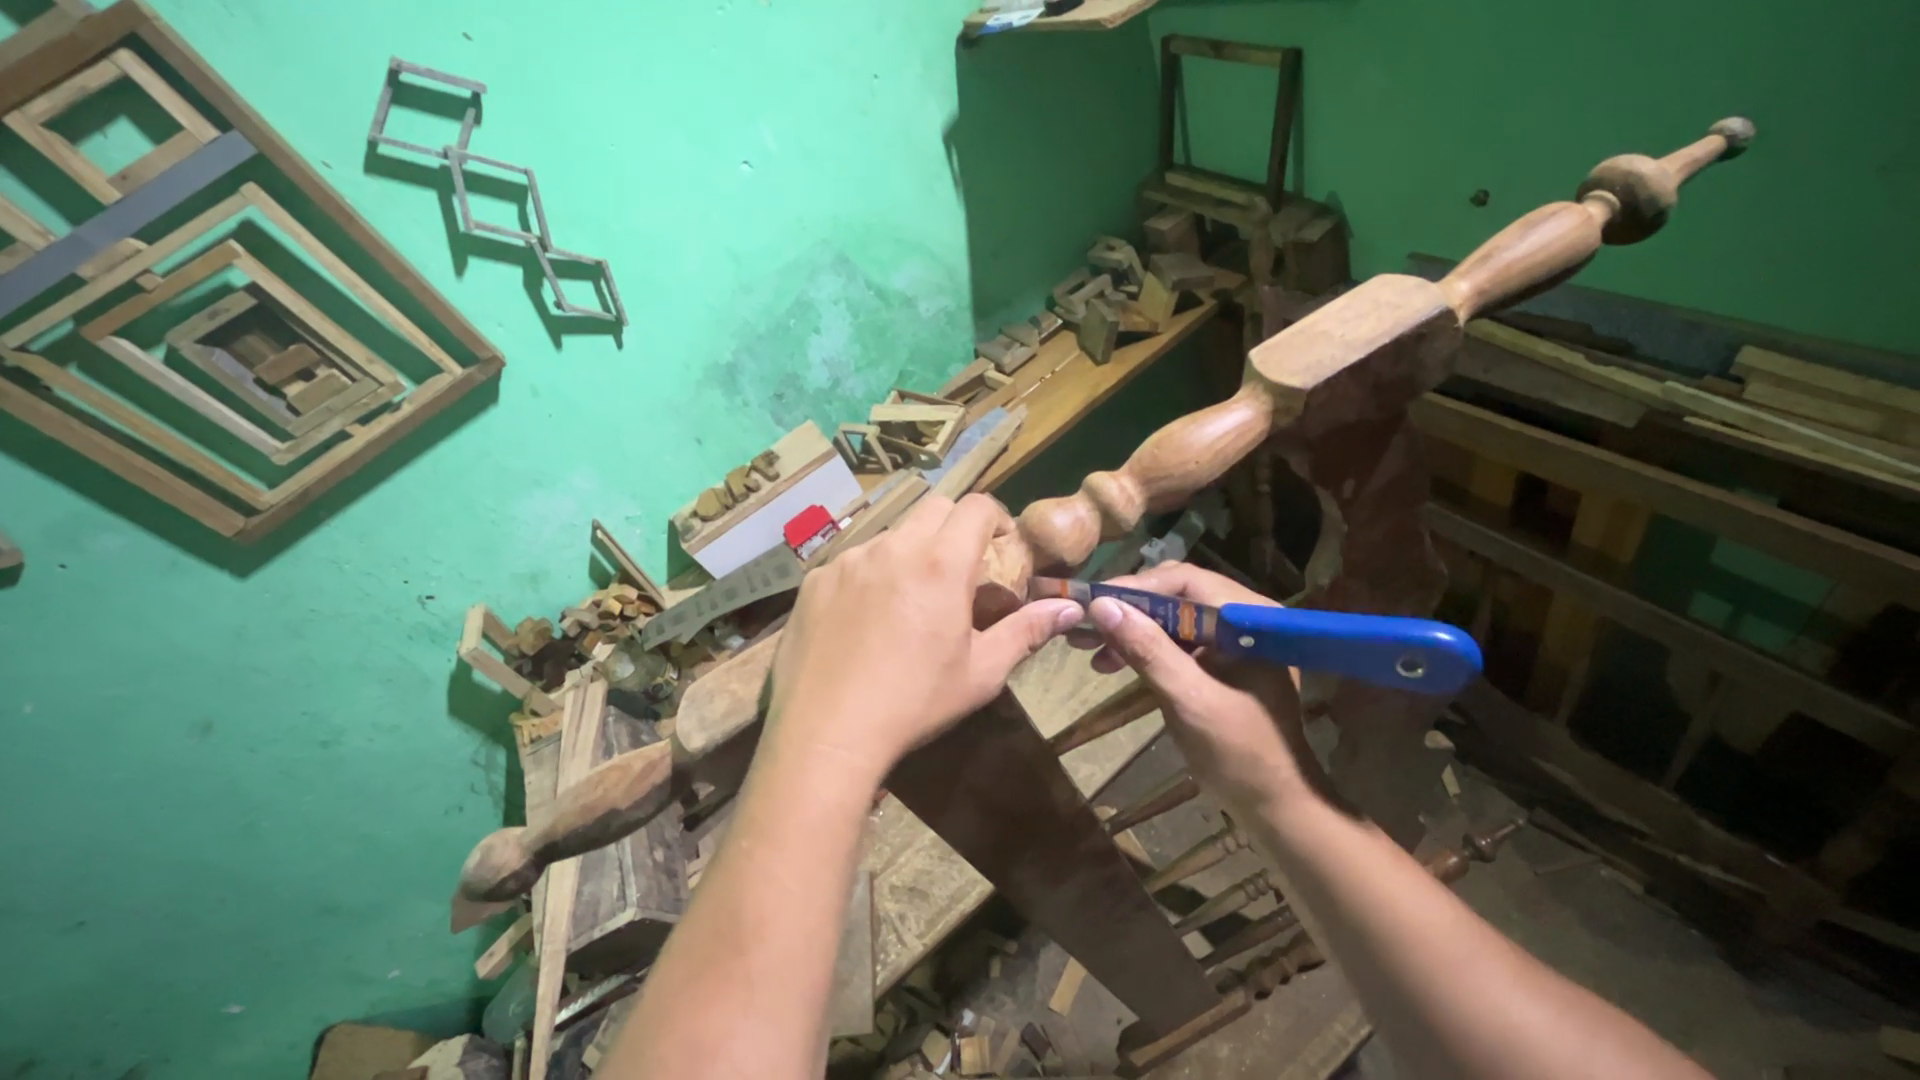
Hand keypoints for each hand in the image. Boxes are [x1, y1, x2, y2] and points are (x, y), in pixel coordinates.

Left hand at [765, 494, 1083, 783]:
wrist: (826, 731)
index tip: (999, 548)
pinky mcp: (815, 580)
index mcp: (941, 564)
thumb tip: (1070, 610)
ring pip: (891, 536)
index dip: (995, 519)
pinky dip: (869, 576)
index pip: (976, 506)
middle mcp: (893, 547)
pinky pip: (852, 562)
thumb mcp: (981, 673)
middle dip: (955, 528)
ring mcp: (848, 561)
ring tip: (909, 601)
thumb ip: (1026, 632)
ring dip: (910, 553)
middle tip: (960, 572)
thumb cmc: (915, 702)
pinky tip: (863, 621)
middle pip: (934, 509)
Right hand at [1071, 562, 1324, 810]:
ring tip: (1089, 649)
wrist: (1274, 804)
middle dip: (1128, 608)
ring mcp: (1232, 639)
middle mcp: (1243, 617)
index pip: (1185, 580)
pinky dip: (1143, 648)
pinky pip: (1175, 640)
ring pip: (1171, 616)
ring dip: (1130, 629)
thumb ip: (1148, 649)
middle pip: (1175, 594)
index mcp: (1249, 617)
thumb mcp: (1188, 699)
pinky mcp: (1220, 661)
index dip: (1135, 587)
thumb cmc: (1239, 753)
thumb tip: (1101, 606)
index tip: (1091, 603)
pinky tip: (1112, 663)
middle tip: (1083, 624)